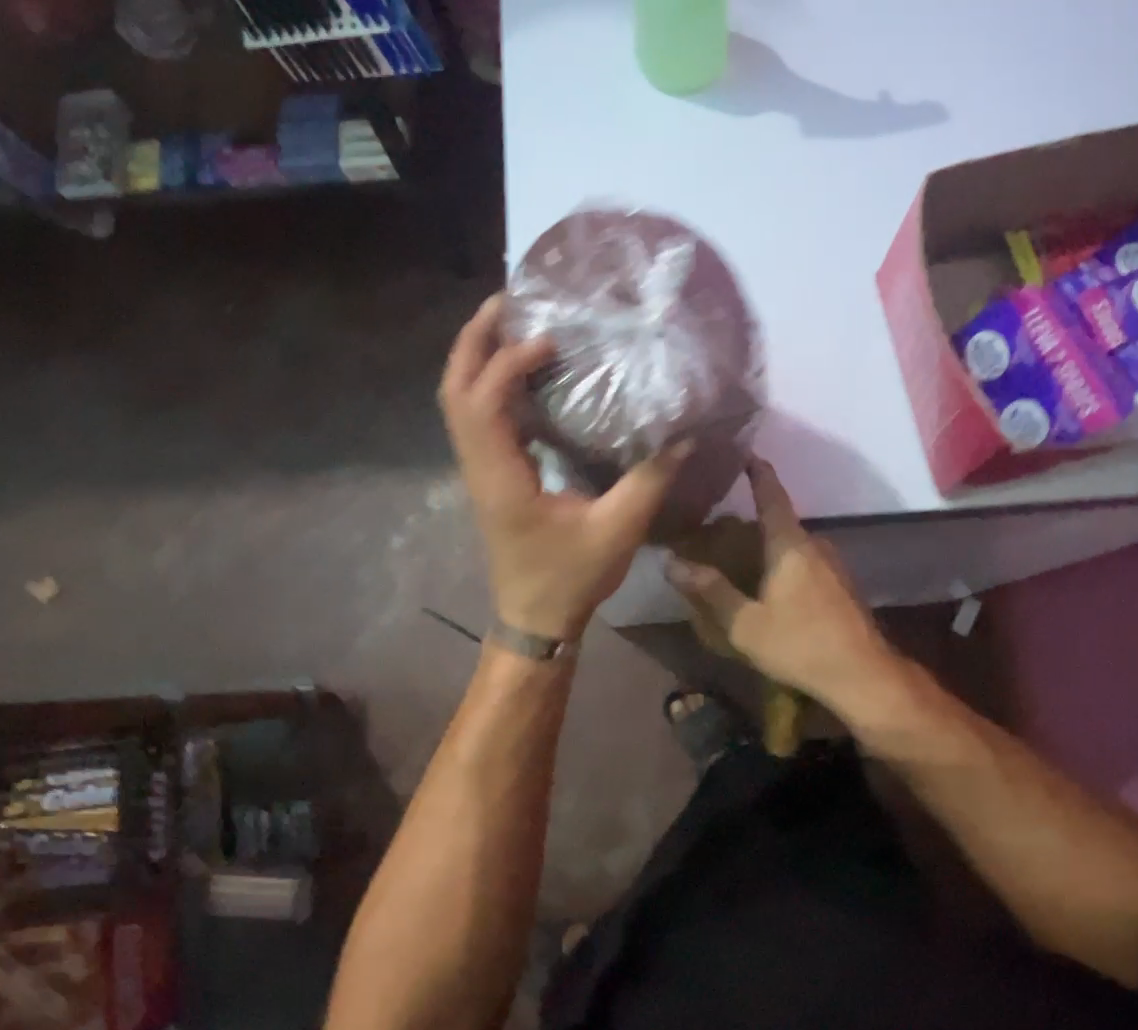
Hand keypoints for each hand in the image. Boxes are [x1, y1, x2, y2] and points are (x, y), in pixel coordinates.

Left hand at [440, 295, 690, 639]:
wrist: (535, 619)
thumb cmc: (569, 579)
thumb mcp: (616, 532)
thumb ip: (648, 482)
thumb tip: (683, 436)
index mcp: (501, 477)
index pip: (484, 403)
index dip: (509, 362)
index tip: (551, 341)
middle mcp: (479, 467)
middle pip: (454, 390)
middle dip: (474, 341)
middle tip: (509, 301)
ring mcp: (480, 472)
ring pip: (458, 402)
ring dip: (477, 358)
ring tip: (512, 323)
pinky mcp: (491, 477)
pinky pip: (476, 418)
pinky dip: (489, 384)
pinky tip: (524, 374)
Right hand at [664, 459, 898, 704]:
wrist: (862, 675)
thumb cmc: (800, 644)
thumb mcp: (745, 623)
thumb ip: (710, 590)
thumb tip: (670, 562)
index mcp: (790, 544)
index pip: (772, 496)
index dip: (758, 473)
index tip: (746, 452)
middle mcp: (815, 545)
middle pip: (781, 522)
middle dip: (754, 520)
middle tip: (722, 524)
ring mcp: (834, 566)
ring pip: (795, 546)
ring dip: (770, 547)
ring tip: (741, 557)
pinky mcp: (842, 588)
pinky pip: (807, 564)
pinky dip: (785, 565)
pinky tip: (771, 586)